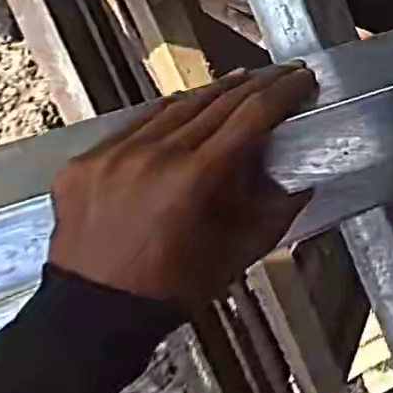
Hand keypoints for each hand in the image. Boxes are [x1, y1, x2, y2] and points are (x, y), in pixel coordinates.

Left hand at [48, 63, 316, 303]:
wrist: (90, 318)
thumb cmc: (168, 290)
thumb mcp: (239, 252)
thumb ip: (278, 211)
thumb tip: (304, 180)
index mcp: (194, 180)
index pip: (251, 114)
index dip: (283, 91)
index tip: (301, 79)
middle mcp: (153, 157)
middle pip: (219, 101)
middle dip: (258, 83)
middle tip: (281, 74)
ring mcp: (115, 155)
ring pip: (179, 104)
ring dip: (218, 90)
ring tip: (243, 81)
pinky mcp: (88, 160)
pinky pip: (140, 121)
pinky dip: (172, 110)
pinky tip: (191, 105)